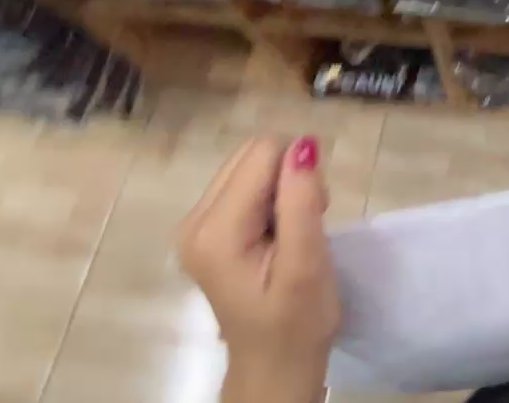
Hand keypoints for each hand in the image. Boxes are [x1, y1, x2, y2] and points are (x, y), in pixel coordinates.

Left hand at [178, 137, 340, 402]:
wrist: (275, 366)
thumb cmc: (297, 322)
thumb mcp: (307, 263)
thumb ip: (301, 200)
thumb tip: (303, 143)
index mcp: (215, 230)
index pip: (264, 152)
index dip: (300, 173)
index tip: (313, 211)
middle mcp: (194, 218)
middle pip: (253, 152)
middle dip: (290, 175)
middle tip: (305, 221)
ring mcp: (196, 222)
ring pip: (251, 162)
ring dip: (284, 185)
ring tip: (293, 230)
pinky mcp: (207, 226)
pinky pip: (247, 180)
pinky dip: (273, 195)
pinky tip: (280, 231)